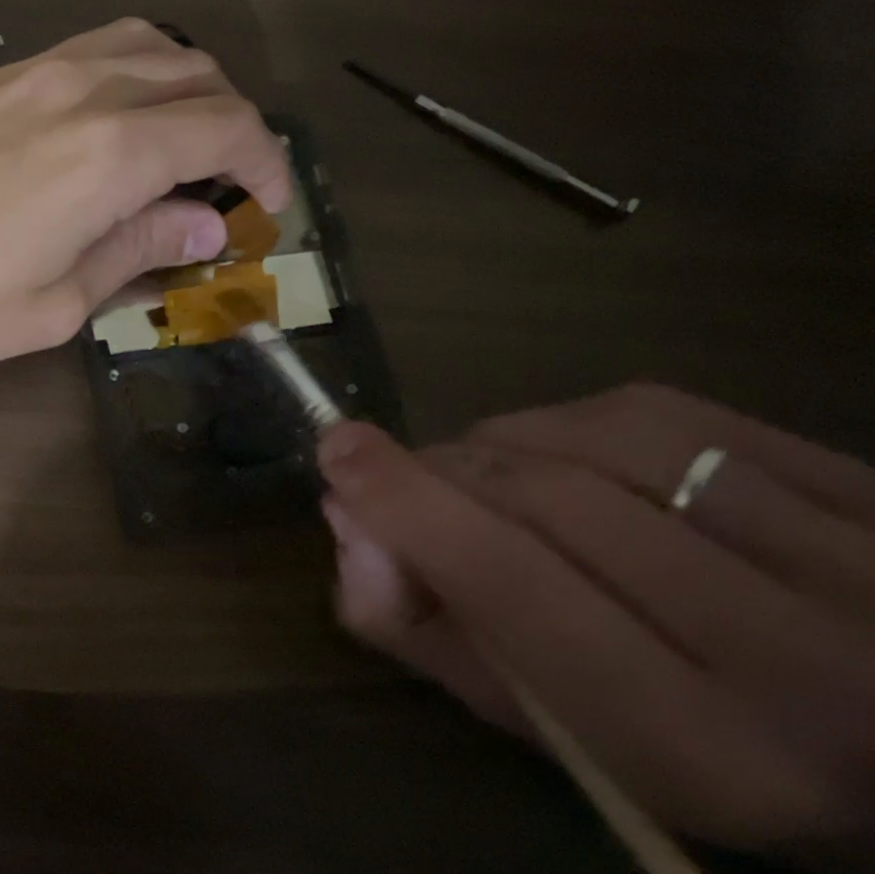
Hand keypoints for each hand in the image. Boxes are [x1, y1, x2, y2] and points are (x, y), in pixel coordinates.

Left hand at [0, 18, 291, 380]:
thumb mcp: (50, 306)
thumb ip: (135, 251)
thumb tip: (203, 223)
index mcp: (109, 150)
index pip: (226, 128)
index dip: (266, 164)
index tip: (269, 206)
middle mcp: (77, 88)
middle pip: (191, 74)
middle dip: (230, 123)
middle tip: (226, 184)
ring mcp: (23, 72)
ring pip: (137, 44)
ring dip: (179, 86)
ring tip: (175, 146)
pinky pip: (80, 51)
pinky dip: (121, 75)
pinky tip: (102, 128)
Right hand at [318, 384, 874, 865]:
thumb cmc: (678, 738)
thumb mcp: (542, 724)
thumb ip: (425, 632)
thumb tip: (343, 518)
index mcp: (699, 747)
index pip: (517, 589)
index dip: (412, 509)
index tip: (337, 451)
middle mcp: (801, 656)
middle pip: (552, 500)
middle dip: (445, 473)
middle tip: (402, 480)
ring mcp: (855, 560)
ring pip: (604, 442)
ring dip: (505, 441)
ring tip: (485, 472)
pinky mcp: (864, 485)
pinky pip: (666, 412)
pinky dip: (573, 418)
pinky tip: (561, 450)